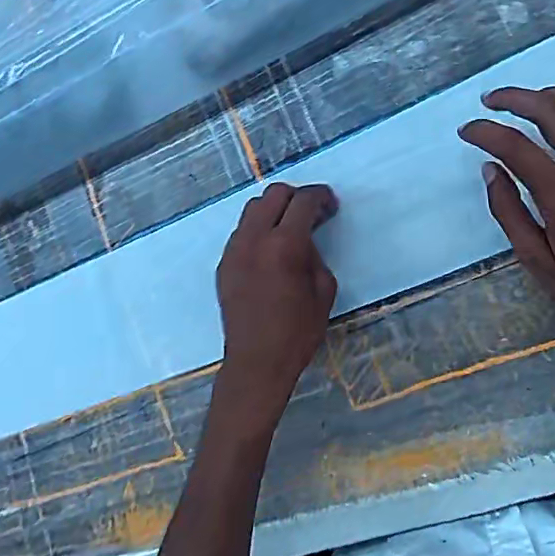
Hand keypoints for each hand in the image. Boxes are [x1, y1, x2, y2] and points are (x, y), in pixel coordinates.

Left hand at [214, 182, 339, 421]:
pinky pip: (242, 232)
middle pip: (274, 194)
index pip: (302, 201)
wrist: (257, 361)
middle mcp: (254, 239)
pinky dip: (259, 229)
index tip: (331, 205)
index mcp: (284, 245)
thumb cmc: (297, 331)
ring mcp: (234, 249)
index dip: (321, 197)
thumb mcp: (324, 290)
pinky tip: (271, 249)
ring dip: (275, 210)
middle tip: (313, 213)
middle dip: (297, 196)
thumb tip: (305, 240)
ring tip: (290, 228)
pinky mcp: (224, 263)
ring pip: (253, 209)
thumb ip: (315, 255)